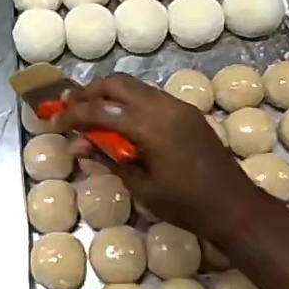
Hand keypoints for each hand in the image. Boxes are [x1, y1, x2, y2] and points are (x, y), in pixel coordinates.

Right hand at [61, 73, 272, 243]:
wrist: (234, 205)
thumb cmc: (186, 205)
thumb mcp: (142, 186)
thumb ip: (109, 159)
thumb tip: (78, 145)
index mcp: (151, 126)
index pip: (101, 110)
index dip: (73, 114)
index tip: (54, 122)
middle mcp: (164, 107)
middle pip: (117, 83)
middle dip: (89, 92)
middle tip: (68, 106)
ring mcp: (178, 106)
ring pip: (135, 86)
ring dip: (109, 94)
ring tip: (89, 111)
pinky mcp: (187, 112)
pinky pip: (151, 96)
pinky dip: (129, 101)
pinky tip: (120, 119)